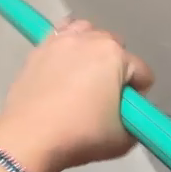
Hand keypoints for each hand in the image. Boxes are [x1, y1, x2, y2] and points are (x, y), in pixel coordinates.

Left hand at [0, 19, 153, 171]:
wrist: (29, 137)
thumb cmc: (80, 135)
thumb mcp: (123, 139)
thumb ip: (136, 121)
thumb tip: (129, 114)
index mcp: (115, 56)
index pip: (142, 72)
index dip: (138, 94)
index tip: (127, 111)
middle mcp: (89, 39)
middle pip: (115, 48)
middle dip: (116, 69)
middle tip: (104, 95)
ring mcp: (60, 41)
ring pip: (86, 33)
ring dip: (91, 49)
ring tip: (84, 75)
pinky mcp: (38, 49)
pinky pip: (59, 35)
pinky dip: (66, 45)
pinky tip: (63, 64)